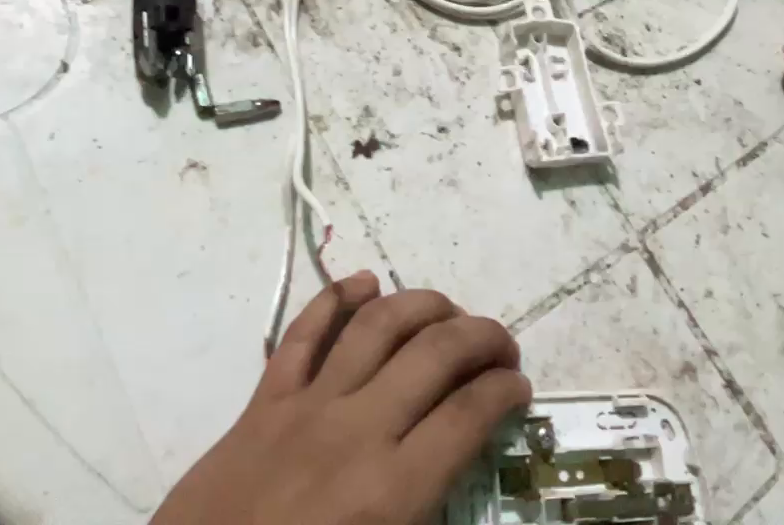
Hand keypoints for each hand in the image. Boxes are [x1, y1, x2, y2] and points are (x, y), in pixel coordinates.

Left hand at [153, 272, 530, 524]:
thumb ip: (428, 510)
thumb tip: (459, 470)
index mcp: (392, 489)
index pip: (468, 414)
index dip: (505, 390)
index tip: (519, 387)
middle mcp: (357, 430)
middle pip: (435, 354)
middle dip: (481, 338)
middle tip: (500, 346)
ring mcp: (307, 405)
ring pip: (377, 326)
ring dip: (422, 306)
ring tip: (448, 312)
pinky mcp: (265, 398)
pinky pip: (304, 333)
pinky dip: (335, 298)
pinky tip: (363, 281)